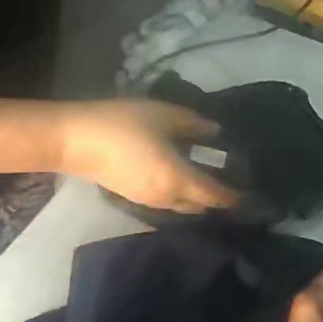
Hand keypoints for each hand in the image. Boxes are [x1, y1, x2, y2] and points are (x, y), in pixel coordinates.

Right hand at [59, 100, 236, 212]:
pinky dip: (177, 193)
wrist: (75, 141)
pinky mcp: (131, 197)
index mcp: (178, 180)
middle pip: (198, 205)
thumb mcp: (163, 115)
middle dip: (214, 197)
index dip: (232, 196)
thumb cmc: (122, 126)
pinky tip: (174, 174)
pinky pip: (164, 202)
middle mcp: (166, 198)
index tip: (248, 191)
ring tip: (201, 175)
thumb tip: (214, 131)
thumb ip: (194, 124)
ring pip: (180, 205)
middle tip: (225, 178)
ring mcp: (147, 201)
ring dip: (193, 196)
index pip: (214, 195)